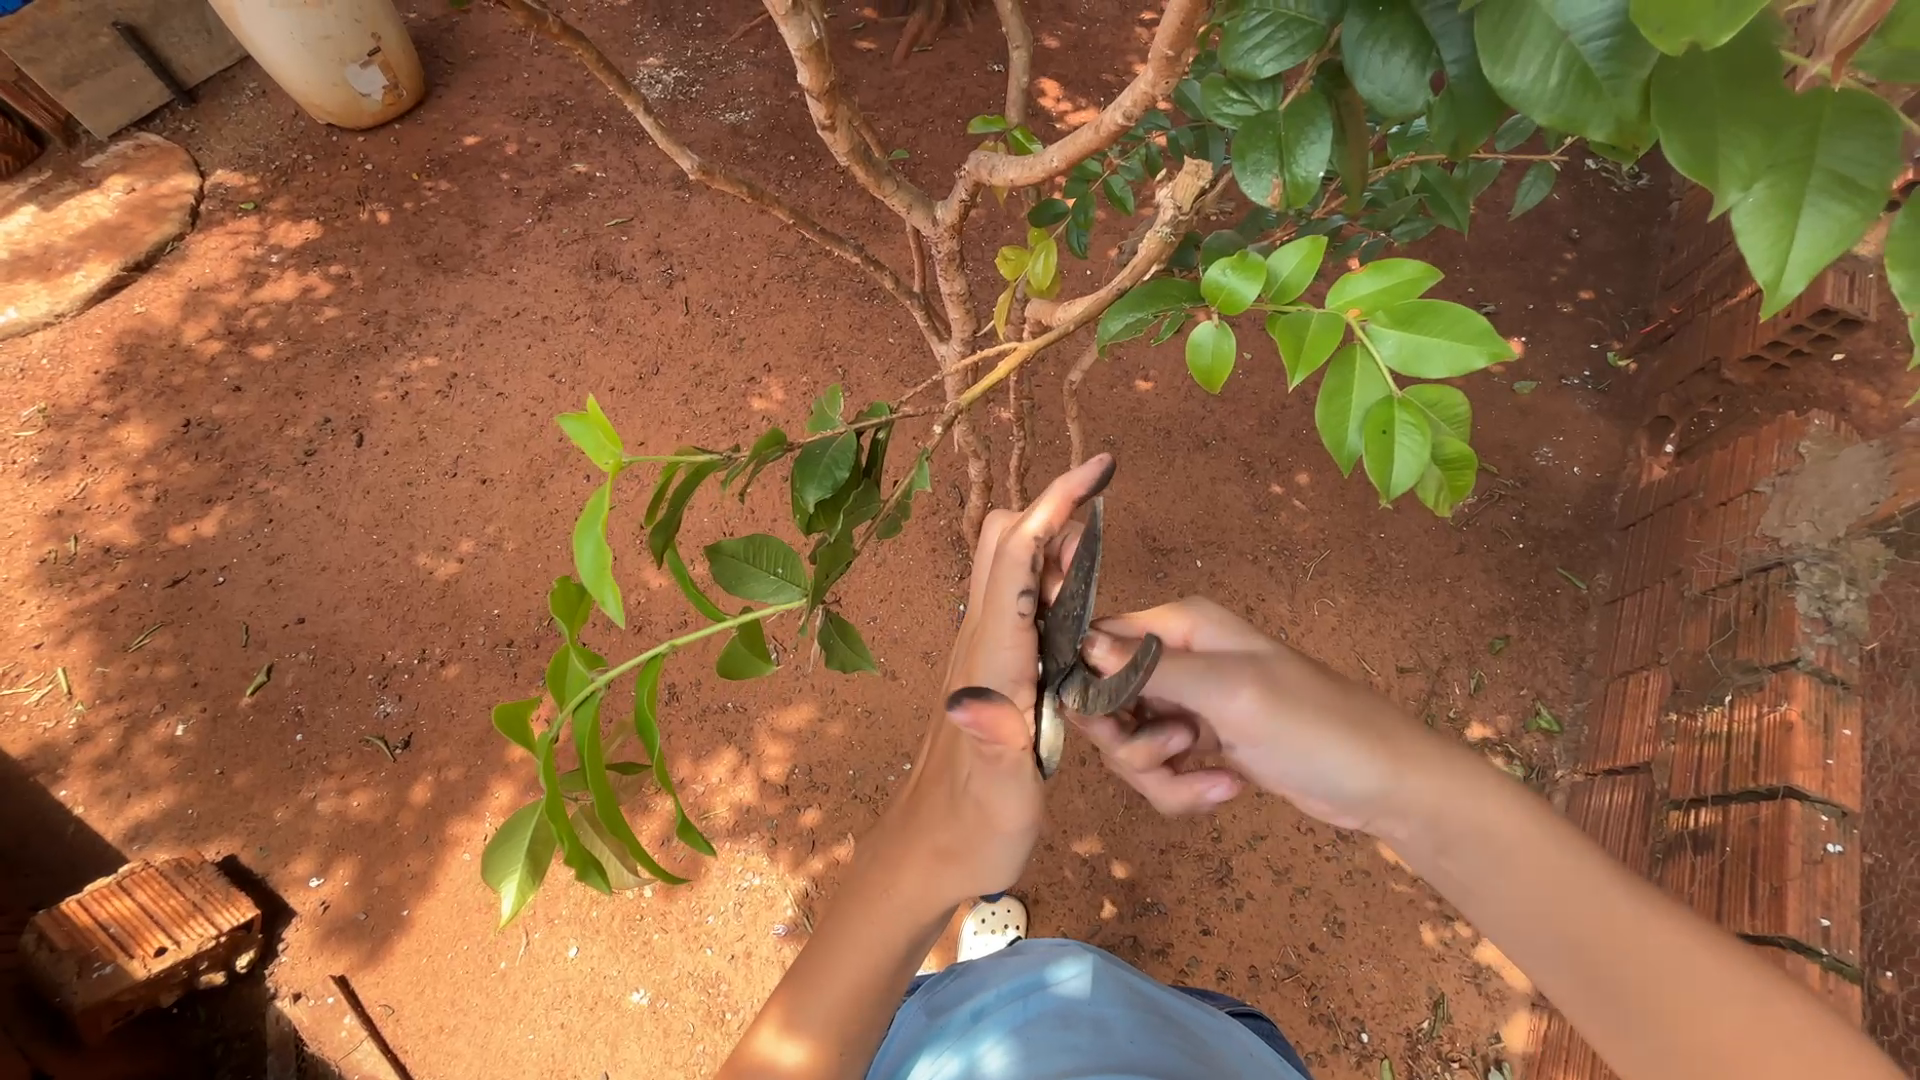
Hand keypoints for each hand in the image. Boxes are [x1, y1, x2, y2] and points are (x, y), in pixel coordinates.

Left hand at [866, 456, 1112, 908]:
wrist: (933, 849)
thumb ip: (993, 745)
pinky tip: (1079, 604)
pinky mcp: (993, 666)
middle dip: (1053, 511)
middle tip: (1104, 521)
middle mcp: (981, 638)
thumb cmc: (973, 827)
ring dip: (1054, 542)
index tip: (1097, 470)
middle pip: (1003, 542)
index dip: (1054, 504)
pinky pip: (1020, 600)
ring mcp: (984, 649)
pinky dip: (1052, 580)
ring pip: (1011, 566)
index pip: (1015, 557)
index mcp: (991, 656)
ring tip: (1099, 554)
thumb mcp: (998, 796)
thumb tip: (975, 698)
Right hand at [1079, 597, 1435, 835]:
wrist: (1382, 785)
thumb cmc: (1311, 725)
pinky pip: (1158, 770)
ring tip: (1214, 778)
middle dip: (1128, 741)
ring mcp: (1186, 704)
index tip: (1105, 724)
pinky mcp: (1197, 744)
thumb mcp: (1229, 691)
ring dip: (1159, 773)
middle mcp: (1175, 659)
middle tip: (1168, 753)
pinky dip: (1182, 789)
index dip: (1087, 684)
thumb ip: (1152, 667)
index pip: (1098, 642)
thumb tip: (1081, 644)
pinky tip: (1227, 788)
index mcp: (1180, 626)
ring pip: (1128, 743)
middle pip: (1103, 701)